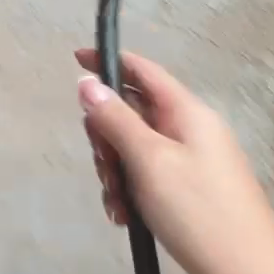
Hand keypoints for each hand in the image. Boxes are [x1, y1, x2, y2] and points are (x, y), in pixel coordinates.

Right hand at [75, 50, 273, 273]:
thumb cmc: (199, 212)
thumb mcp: (149, 160)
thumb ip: (114, 117)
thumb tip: (87, 81)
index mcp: (188, 114)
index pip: (143, 70)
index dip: (108, 60)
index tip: (74, 60)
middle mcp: (191, 132)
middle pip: (132, 111)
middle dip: (106, 133)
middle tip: (103, 160)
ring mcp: (192, 163)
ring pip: (134, 146)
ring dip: (115, 168)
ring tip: (116, 198)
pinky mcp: (190, 192)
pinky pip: (147, 175)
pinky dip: (129, 189)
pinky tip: (124, 213)